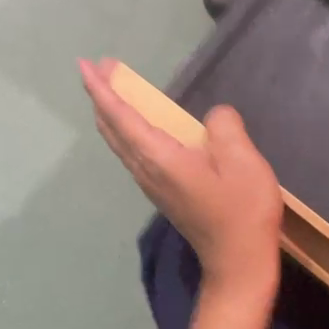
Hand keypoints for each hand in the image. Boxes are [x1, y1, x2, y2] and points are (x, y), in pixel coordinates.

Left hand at [80, 59, 282, 294]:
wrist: (237, 262)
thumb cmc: (242, 212)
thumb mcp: (243, 162)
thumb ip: (224, 128)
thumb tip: (212, 117)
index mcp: (159, 157)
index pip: (121, 116)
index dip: (102, 89)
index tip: (85, 65)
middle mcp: (145, 169)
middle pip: (112, 127)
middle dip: (103, 95)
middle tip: (101, 66)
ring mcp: (151, 183)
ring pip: (119, 141)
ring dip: (113, 111)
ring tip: (116, 86)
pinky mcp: (161, 190)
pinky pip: (131, 150)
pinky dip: (125, 128)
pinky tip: (137, 122)